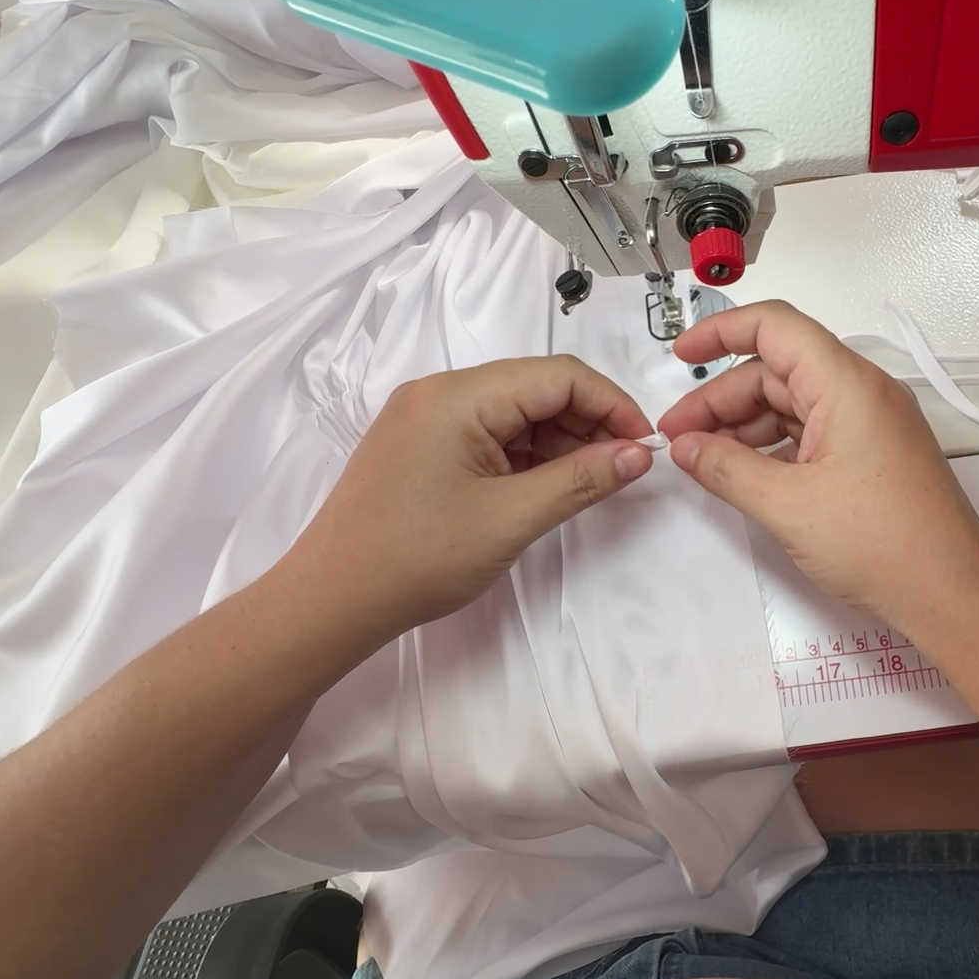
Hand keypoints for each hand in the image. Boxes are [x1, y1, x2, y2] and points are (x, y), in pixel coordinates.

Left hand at [279, 356, 654, 643]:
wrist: (332, 602)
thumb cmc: (419, 558)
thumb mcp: (512, 518)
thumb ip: (582, 479)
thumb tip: (641, 454)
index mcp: (457, 396)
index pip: (558, 375)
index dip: (611, 404)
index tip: (645, 445)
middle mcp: (442, 393)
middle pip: (539, 387)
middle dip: (590, 422)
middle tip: (624, 468)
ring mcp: (432, 418)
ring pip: (520, 411)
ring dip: (564, 440)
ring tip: (592, 480)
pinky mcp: (429, 445)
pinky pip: (496, 433)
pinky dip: (533, 454)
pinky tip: (553, 482)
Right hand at [657, 302, 978, 641]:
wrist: (952, 595)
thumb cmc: (881, 545)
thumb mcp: (788, 505)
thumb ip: (727, 469)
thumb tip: (685, 447)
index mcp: (847, 384)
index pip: (776, 327)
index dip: (721, 332)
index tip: (679, 356)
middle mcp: (862, 393)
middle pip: (776, 371)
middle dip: (721, 399)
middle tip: (677, 438)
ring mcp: (870, 425)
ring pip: (791, 405)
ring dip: (743, 427)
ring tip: (703, 460)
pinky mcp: (871, 455)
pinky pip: (811, 434)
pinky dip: (773, 448)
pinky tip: (744, 473)